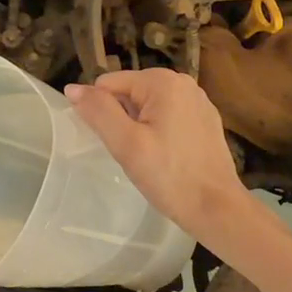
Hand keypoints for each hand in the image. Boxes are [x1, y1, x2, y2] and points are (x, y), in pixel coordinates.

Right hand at [66, 68, 249, 235]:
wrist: (219, 211)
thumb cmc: (170, 177)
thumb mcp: (126, 144)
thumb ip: (98, 111)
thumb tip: (72, 88)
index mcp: (162, 81)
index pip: (108, 85)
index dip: (104, 114)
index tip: (120, 143)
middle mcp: (182, 81)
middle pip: (128, 93)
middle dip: (124, 120)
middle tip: (136, 153)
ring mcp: (197, 100)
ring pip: (146, 106)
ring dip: (141, 128)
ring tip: (152, 157)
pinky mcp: (205, 119)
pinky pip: (167, 116)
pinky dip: (160, 132)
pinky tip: (169, 157)